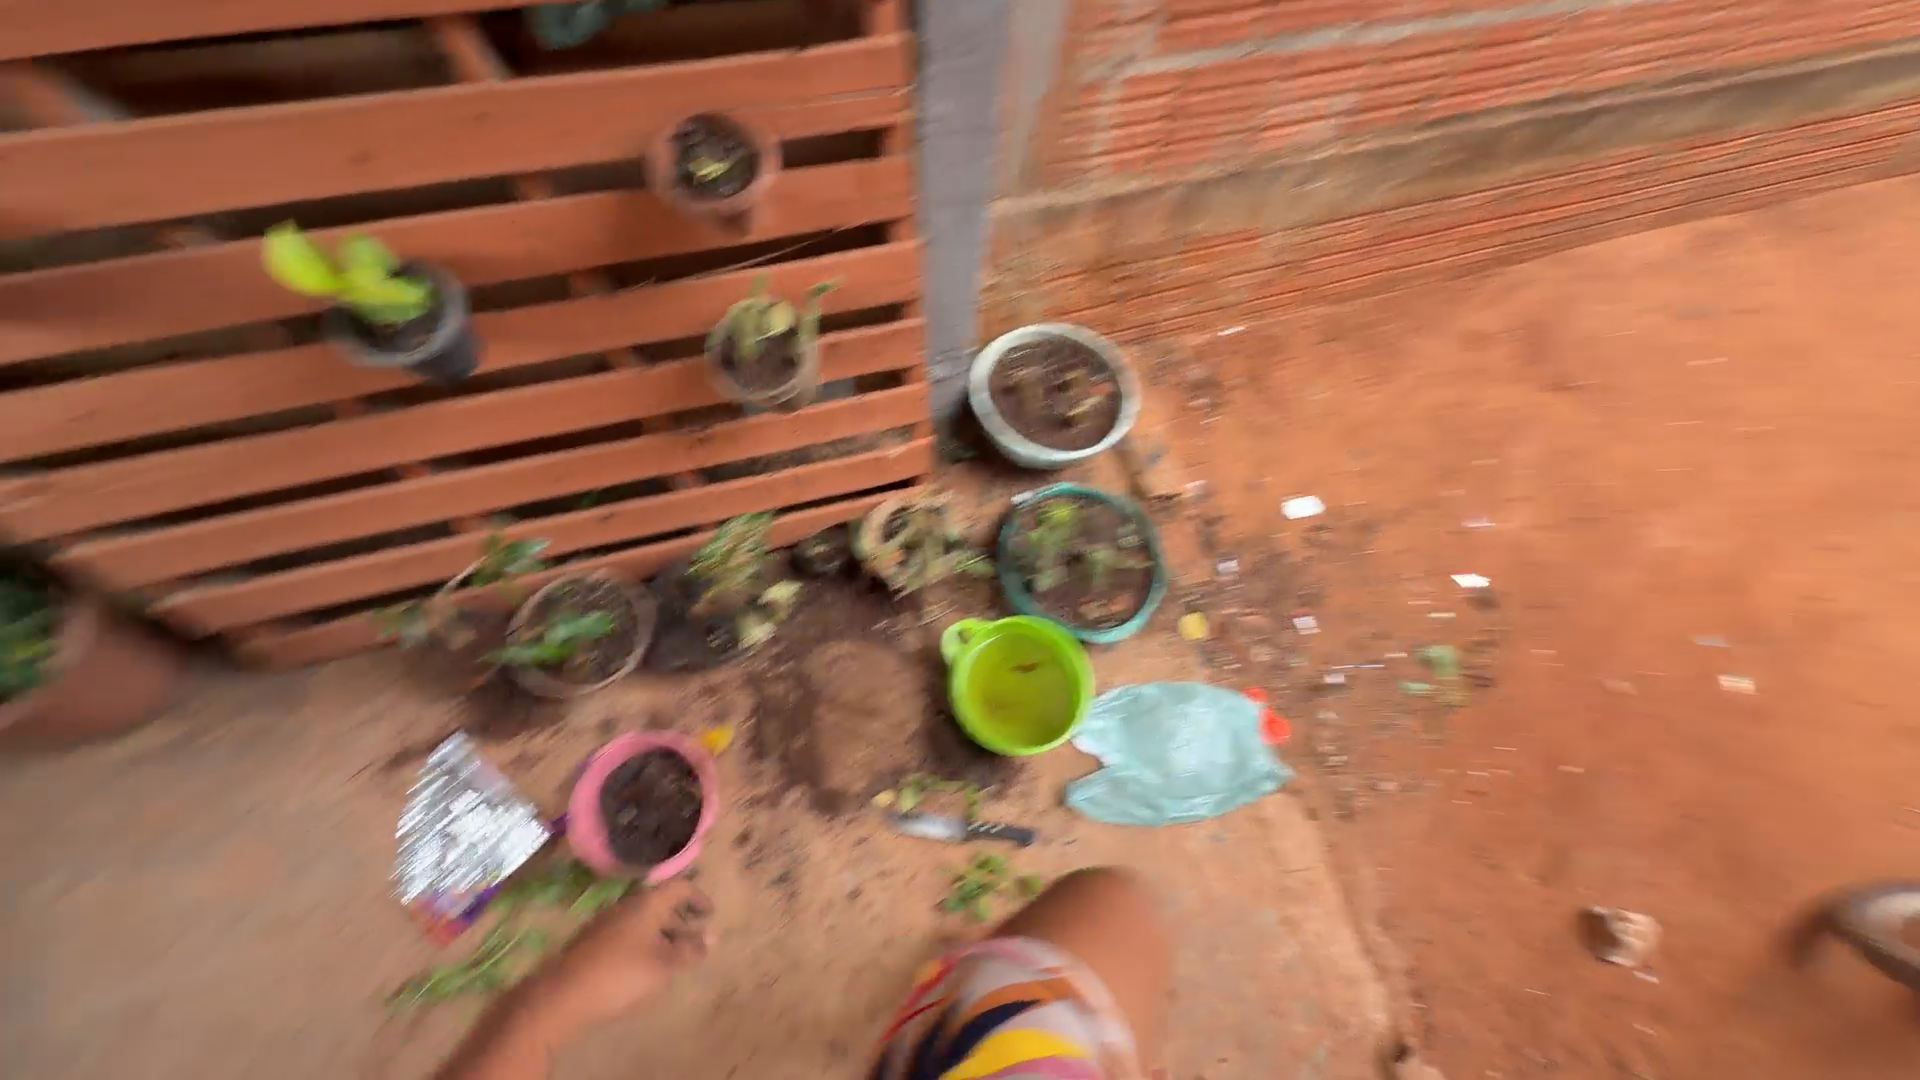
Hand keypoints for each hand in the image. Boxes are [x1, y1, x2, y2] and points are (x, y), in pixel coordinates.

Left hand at [522, 879, 713, 1036]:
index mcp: (649, 902)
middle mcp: (628, 904)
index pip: (680, 887)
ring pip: (642, 919)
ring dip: (662, 932)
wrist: (560, 996)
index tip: (711, 914)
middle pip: (661, 902)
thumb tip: (712, 937)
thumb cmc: (621, 974)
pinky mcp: (592, 941)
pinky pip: (627, 932)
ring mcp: (606, 921)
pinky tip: (643, 965)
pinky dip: (643, 941)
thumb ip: (690, 950)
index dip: (699, 898)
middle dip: (680, 917)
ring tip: (672, 954)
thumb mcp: (664, 966)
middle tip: (695, 934)